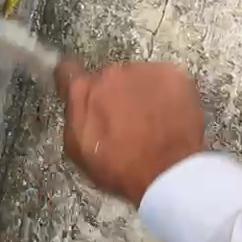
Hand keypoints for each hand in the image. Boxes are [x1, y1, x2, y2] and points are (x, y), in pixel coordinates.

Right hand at [56, 61, 205, 204]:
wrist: (170, 172)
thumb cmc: (122, 168)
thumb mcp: (79, 151)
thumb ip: (74, 118)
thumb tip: (77, 105)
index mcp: (83, 92)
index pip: (67, 70)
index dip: (72, 79)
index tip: (81, 90)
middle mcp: (110, 74)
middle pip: (108, 78)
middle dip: (114, 94)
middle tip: (125, 121)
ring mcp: (143, 71)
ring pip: (138, 78)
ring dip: (141, 93)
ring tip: (152, 122)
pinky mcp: (173, 75)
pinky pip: (165, 80)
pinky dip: (166, 94)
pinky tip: (170, 117)